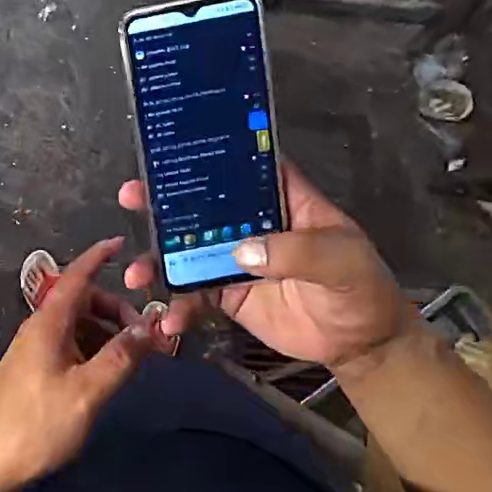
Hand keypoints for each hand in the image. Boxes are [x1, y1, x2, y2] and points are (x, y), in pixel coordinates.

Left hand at [0, 237, 153, 491]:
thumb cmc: (36, 426)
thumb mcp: (88, 392)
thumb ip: (122, 357)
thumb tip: (152, 325)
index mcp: (49, 324)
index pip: (76, 276)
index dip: (98, 257)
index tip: (120, 243)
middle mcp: (40, 330)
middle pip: (83, 301)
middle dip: (116, 309)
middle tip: (143, 334)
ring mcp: (35, 351)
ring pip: (79, 325)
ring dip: (108, 332)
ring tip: (132, 358)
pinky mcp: (34, 372)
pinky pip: (71, 345)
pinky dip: (95, 349)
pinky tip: (108, 373)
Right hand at [120, 162, 417, 373]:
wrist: (359, 342)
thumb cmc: (359, 287)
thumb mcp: (339, 259)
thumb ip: (295, 251)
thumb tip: (239, 251)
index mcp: (284, 201)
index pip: (247, 167)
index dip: (214, 155)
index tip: (173, 149)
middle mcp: (255, 223)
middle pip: (205, 204)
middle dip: (166, 201)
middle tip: (132, 196)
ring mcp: (239, 259)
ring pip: (191, 250)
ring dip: (160, 259)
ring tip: (137, 273)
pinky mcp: (230, 294)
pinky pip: (197, 295)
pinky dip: (180, 306)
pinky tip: (169, 320)